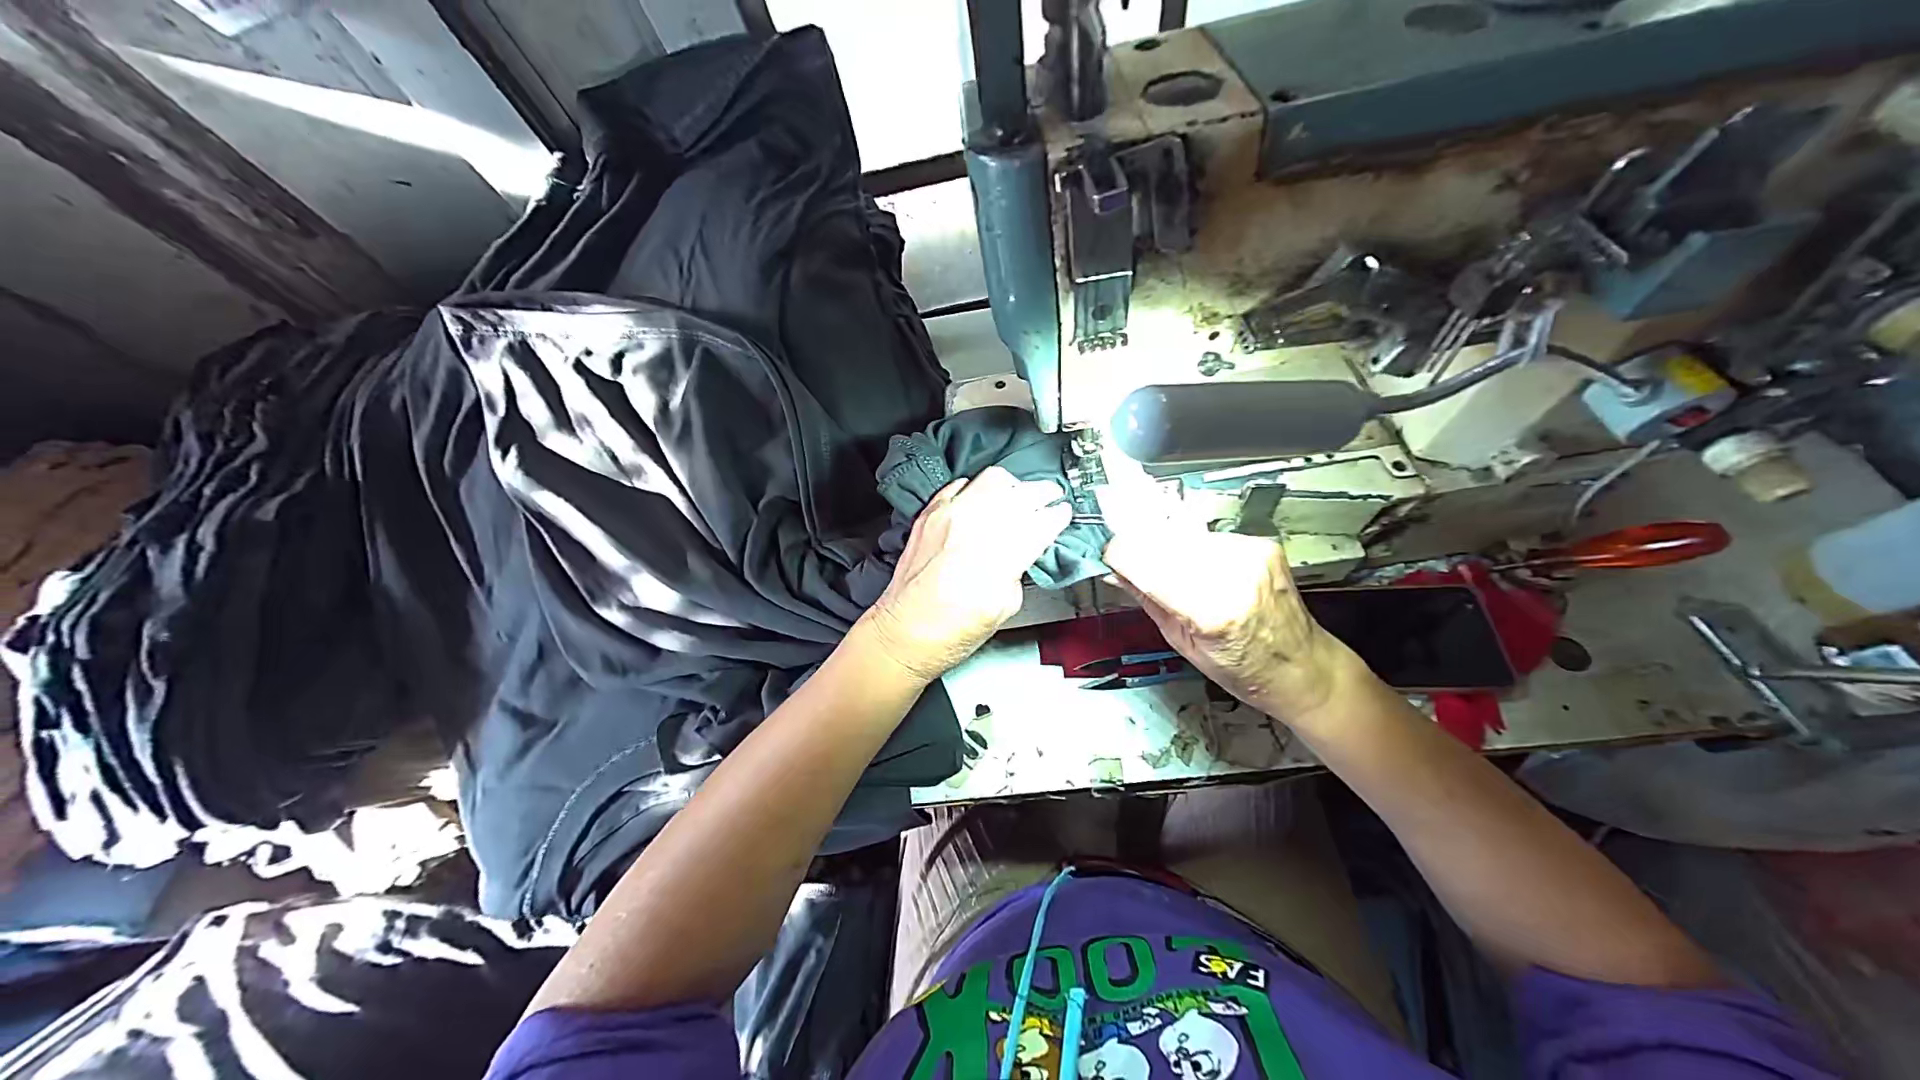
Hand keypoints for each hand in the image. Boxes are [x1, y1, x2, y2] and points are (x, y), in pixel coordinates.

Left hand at [857, 467, 1071, 682]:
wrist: (904, 633)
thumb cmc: (948, 632)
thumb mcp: (1004, 607)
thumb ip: (1020, 569)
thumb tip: (1027, 548)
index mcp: (997, 558)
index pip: (1040, 520)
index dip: (1057, 516)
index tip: (1062, 514)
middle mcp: (972, 529)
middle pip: (1021, 493)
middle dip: (1042, 495)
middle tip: (1049, 500)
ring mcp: (947, 517)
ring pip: (993, 479)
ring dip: (1012, 487)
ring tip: (1019, 498)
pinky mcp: (929, 515)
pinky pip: (959, 485)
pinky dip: (976, 489)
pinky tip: (982, 501)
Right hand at [1103, 526, 1371, 728]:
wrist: (1302, 666)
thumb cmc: (1249, 668)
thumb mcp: (1182, 643)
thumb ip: (1148, 599)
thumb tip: (1116, 572)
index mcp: (1211, 612)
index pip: (1143, 559)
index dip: (1119, 555)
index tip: (1111, 558)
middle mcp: (1234, 576)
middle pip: (1161, 539)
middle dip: (1141, 549)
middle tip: (1133, 563)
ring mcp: (1250, 556)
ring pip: (1183, 534)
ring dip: (1168, 549)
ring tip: (1175, 575)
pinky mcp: (1260, 545)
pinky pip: (1209, 537)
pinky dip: (1196, 550)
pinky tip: (1203, 571)